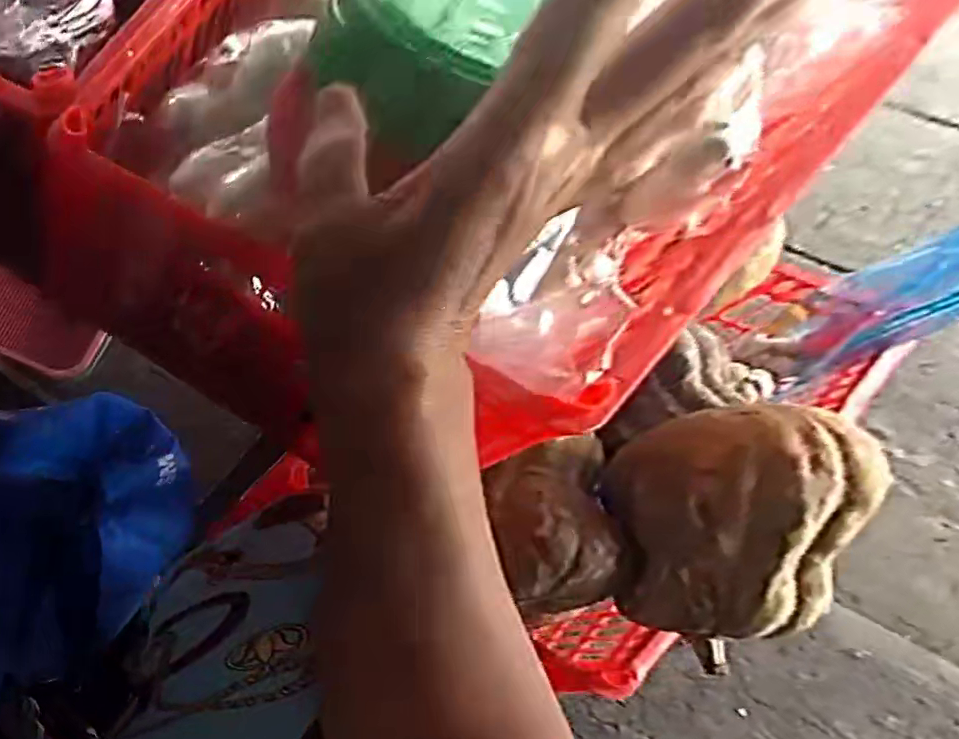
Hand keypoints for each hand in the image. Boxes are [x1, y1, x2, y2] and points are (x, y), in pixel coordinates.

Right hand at [288, 0, 789, 425]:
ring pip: (693, 80)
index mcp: (511, 143)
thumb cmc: (359, 304)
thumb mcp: (327, 228)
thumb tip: (338, 95)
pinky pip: (656, 131)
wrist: (394, 372)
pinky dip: (694, 89)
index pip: (585, 14)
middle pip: (695, 36)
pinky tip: (709, 71)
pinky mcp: (566, 205)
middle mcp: (569, 148)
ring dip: (742, 23)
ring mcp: (579, 178)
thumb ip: (333, 153)